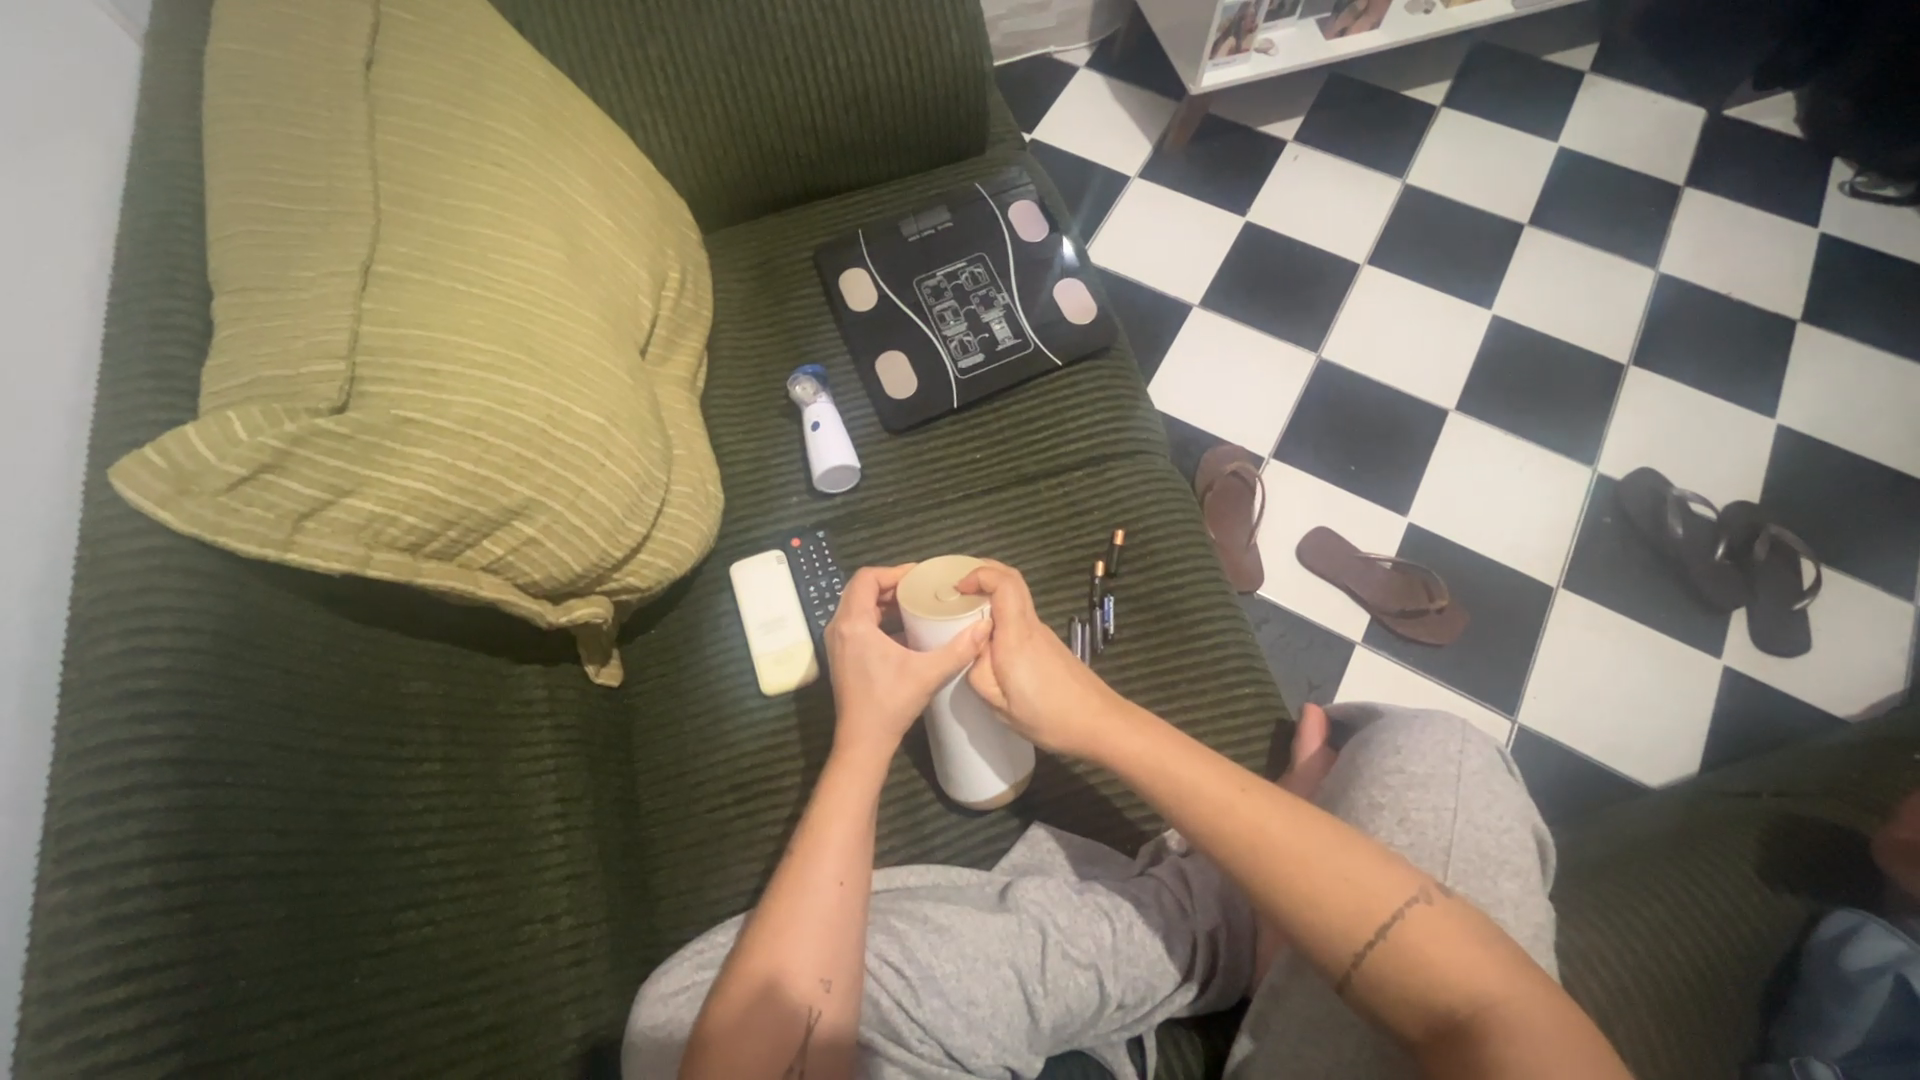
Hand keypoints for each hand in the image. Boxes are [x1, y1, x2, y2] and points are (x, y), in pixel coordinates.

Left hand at [824, 564, 988, 764]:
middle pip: (861, 590)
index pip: (866, 578)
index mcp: (853, 624)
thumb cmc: (890, 704)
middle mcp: (839, 628)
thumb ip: (958, 649)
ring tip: (916, 602)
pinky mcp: (842, 655)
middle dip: (891, 584)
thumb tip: (985, 627)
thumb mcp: (929, 673)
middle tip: (921, 587)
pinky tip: (905, 628)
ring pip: (858, 606)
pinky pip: (858, 623)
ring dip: (885, 601)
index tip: (919, 576)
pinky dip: (879, 618)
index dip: (893, 572)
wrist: (864, 740)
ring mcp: (838, 642)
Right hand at [956, 561, 1136, 760]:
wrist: (1099, 723)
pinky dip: (1002, 614)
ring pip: (1017, 598)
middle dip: (984, 573)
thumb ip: (977, 671)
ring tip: (966, 615)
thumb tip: (971, 648)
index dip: (979, 574)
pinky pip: (1021, 618)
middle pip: (1012, 580)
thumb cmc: (1049, 716)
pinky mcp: (1049, 645)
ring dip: (992, 595)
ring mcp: (1044, 634)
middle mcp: (1032, 626)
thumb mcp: (999, 704)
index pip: (1004, 583)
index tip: (957, 589)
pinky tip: (989, 640)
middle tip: (958, 589)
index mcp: (1017, 636)